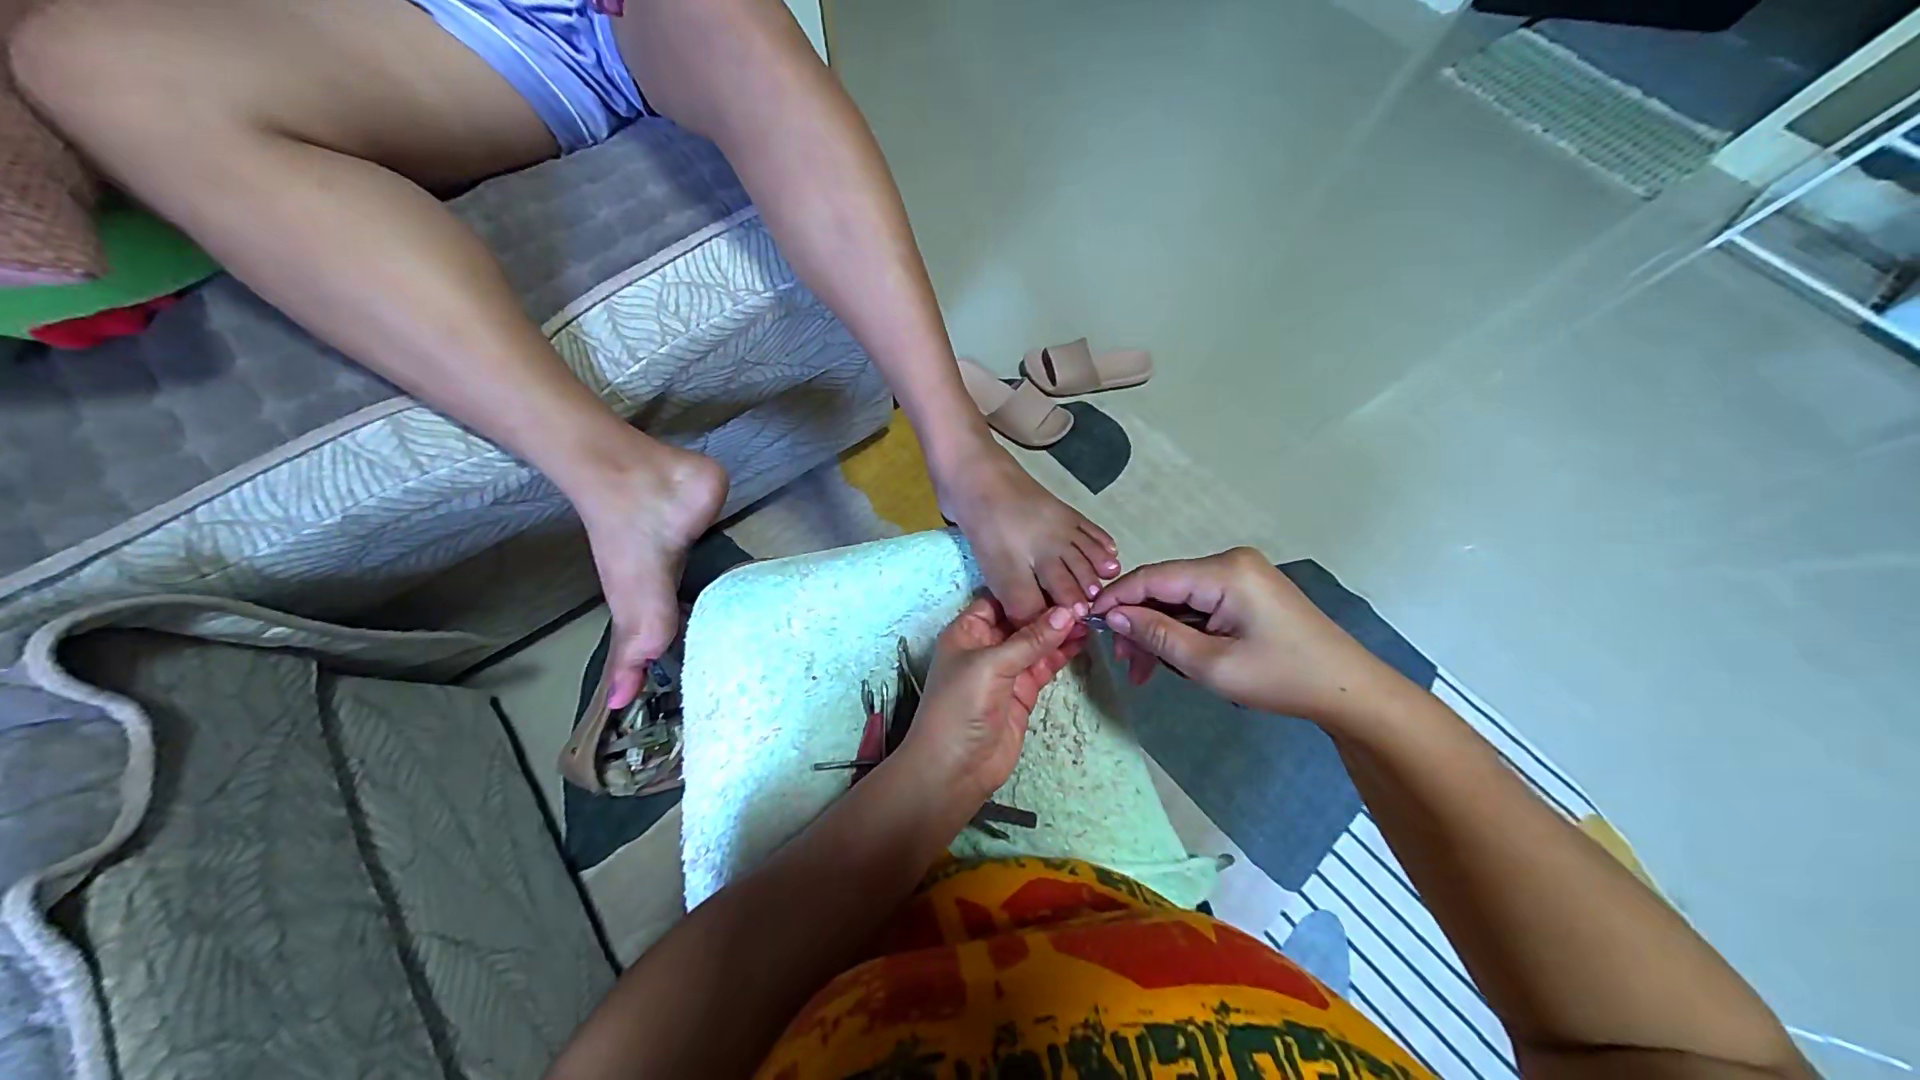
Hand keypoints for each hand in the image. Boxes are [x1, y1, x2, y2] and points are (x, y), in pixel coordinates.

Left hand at [899, 598, 1086, 801]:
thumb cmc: (960, 707)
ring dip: (1061, 631)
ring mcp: (1006, 669)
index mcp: (967, 630)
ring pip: (1037, 642)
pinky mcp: (1023, 691)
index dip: (1027, 587)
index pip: (1000, 598)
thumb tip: (1068, 612)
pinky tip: (1083, 640)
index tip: (1062, 578)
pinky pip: (1044, 664)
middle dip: (1050, 609)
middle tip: (1086, 596)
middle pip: (1021, 618)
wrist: (955, 769)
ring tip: (1092, 616)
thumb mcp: (991, 665)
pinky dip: (1062, 653)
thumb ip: (1030, 639)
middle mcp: (986, 645)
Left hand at [934, 442, 1120, 619]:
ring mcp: (1061, 522)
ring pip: (1086, 551)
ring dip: (1098, 567)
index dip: (1070, 613)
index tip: (1081, 628)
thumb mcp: (1000, 571)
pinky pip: (1086, 527)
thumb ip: (1022, 601)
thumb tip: (1041, 627)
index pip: (1064, 595)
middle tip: (1100, 609)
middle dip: (1088, 593)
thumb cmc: (986, 527)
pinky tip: (1110, 547)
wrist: (976, 473)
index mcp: (1048, 562)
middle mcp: (1061, 544)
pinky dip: (1099, 539)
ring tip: (1111, 577)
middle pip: (1078, 574)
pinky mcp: (1056, 506)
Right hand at [1088, 547, 1396, 724]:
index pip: (1152, 577)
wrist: (1350, 690)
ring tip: (1147, 671)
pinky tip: (1175, 658)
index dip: (1116, 599)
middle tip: (1127, 665)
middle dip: (1139, 624)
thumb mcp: (1210, 664)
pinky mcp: (1247, 591)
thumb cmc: (1282, 678)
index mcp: (1225, 572)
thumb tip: (1112, 616)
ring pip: (1179, 599)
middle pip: (1164, 588)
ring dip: (1160, 632)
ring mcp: (1241, 575)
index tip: (1087, 623)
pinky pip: (1199, 605)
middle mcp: (1230, 563)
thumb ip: (1157, 635)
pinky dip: (1182, 630)